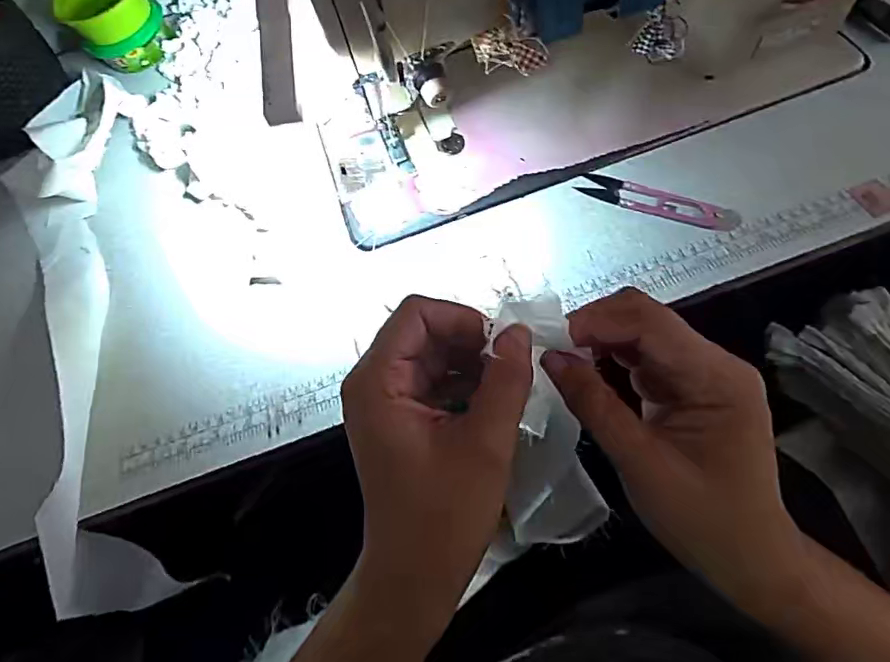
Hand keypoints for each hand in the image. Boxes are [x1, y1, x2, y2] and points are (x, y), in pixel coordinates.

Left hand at [303, 296, 531, 659]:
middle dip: (469, 340)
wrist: (413, 577)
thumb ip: (504, 382)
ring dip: (468, 361)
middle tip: (513, 364)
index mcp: (376, 379)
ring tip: (508, 384)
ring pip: (428, 354)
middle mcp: (371, 380)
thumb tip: (518, 334)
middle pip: (421, 331)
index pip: (415, 314)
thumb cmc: (443, 518)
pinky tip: (492, 400)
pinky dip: (460, 382)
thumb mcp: (485, 445)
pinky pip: (429, 379)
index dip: (461, 318)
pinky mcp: (395, 416)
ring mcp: (381, 398)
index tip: (501, 343)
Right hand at [541, 288, 801, 608]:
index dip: (597, 322)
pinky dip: (608, 352)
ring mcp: (703, 370)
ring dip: (598, 336)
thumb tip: (550, 356)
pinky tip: (585, 368)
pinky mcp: (687, 382)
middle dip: (594, 324)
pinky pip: (640, 350)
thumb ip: (595, 405)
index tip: (552, 340)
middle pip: (645, 316)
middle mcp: (715, 362)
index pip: (650, 323)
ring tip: (563, 357)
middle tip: (553, 347)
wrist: (753, 563)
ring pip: (639, 328)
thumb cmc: (704, 521)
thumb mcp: (641, 465)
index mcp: (718, 378)